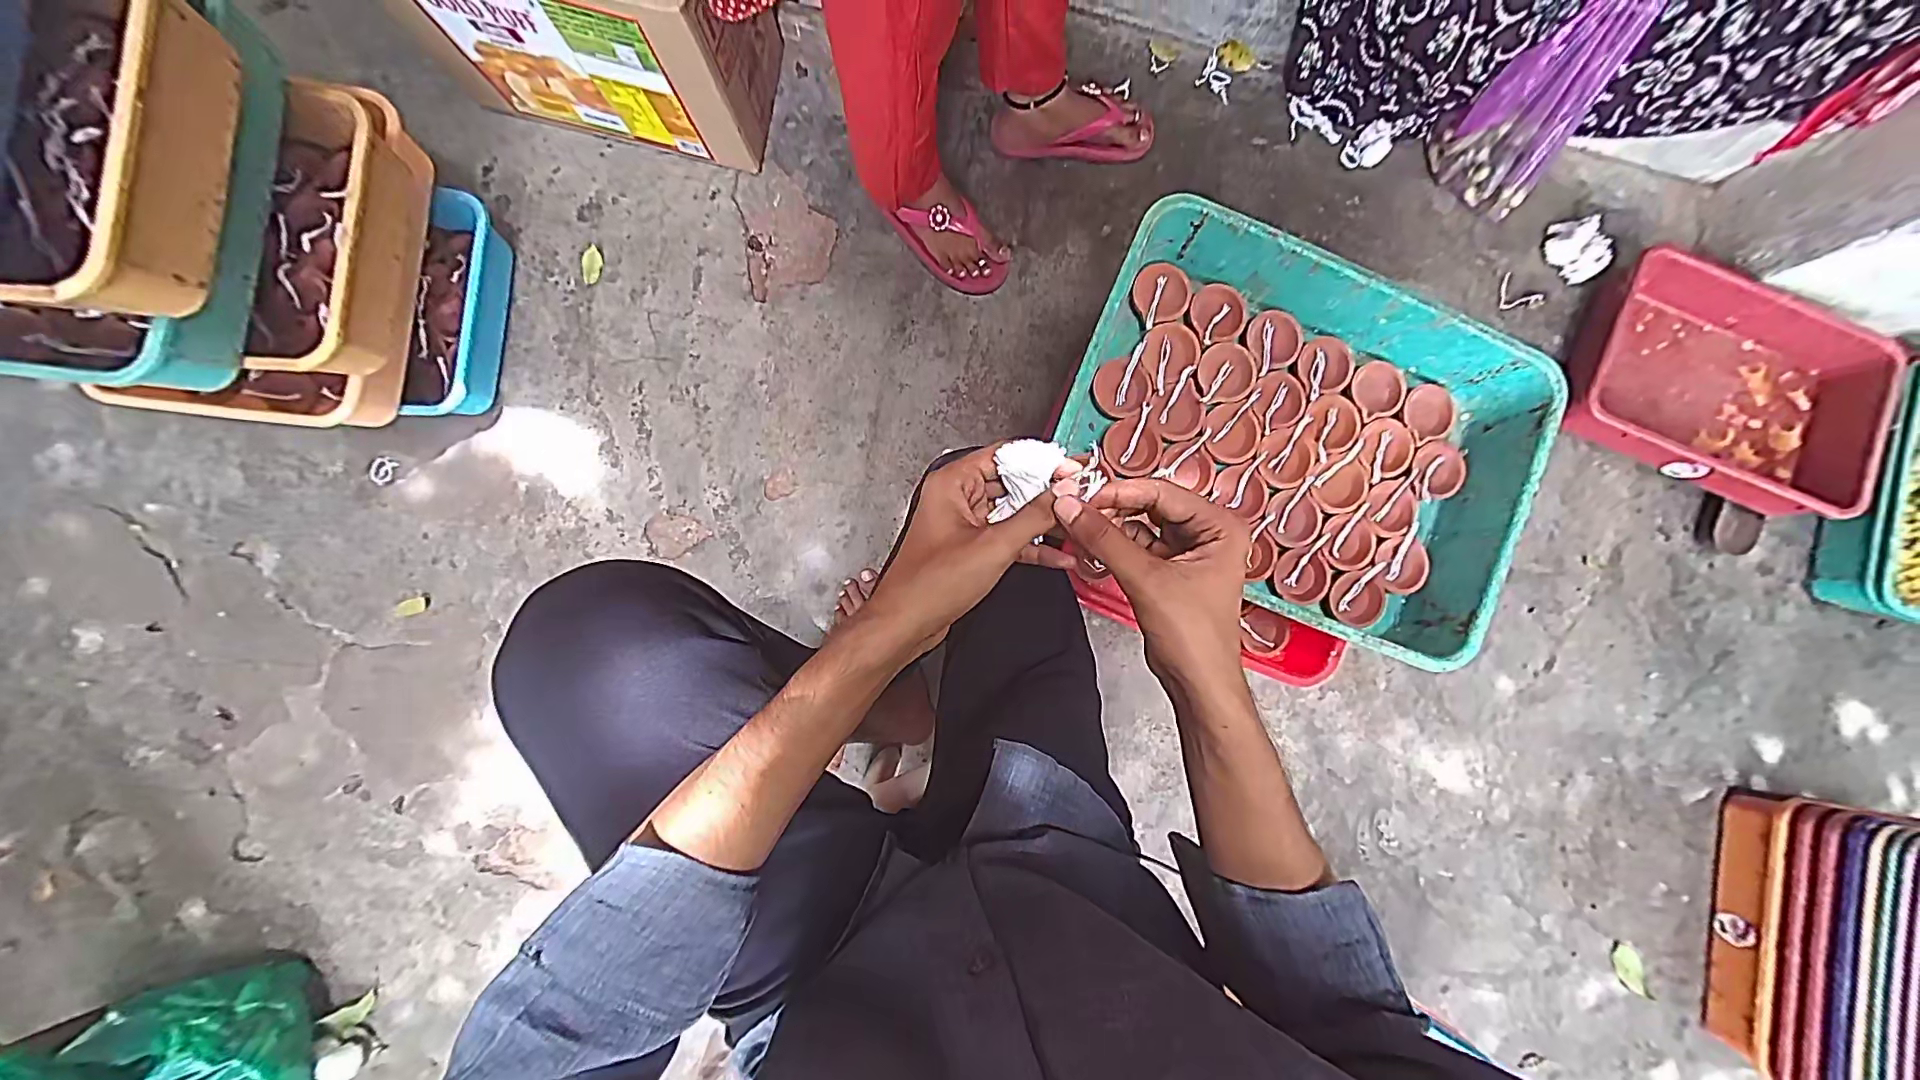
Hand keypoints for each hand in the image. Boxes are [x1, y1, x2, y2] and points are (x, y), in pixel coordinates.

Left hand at [855, 444, 1077, 658]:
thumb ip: (1034, 517)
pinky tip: (1058, 554)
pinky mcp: (970, 548)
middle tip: (1077, 496)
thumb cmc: (928, 585)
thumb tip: (1061, 494)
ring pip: (1011, 512)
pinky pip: (1006, 537)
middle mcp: (956, 498)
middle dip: (1046, 493)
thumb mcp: (993, 546)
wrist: (906, 624)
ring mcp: (964, 523)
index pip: (1005, 455)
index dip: (1041, 461)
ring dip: (1041, 521)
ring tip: (1073, 524)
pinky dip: (1030, 545)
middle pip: (1011, 483)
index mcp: (952, 483)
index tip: (1070, 469)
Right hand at [1052, 478, 1247, 690]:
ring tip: (1080, 528)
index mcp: (1220, 527)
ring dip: (1111, 528)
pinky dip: (1115, 546)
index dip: (1120, 491)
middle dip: (1113, 509)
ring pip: (1141, 525)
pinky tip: (1092, 547)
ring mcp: (1189, 552)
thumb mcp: (1145, 579)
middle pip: (1151, 505)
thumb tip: (1073, 507)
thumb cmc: (1194, 637)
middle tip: (1078, 510)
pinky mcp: (1170, 569)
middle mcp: (1209, 533)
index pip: (1162, 492)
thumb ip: (1105, 539)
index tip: (1085, 495)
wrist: (1197, 681)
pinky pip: (1138, 546)